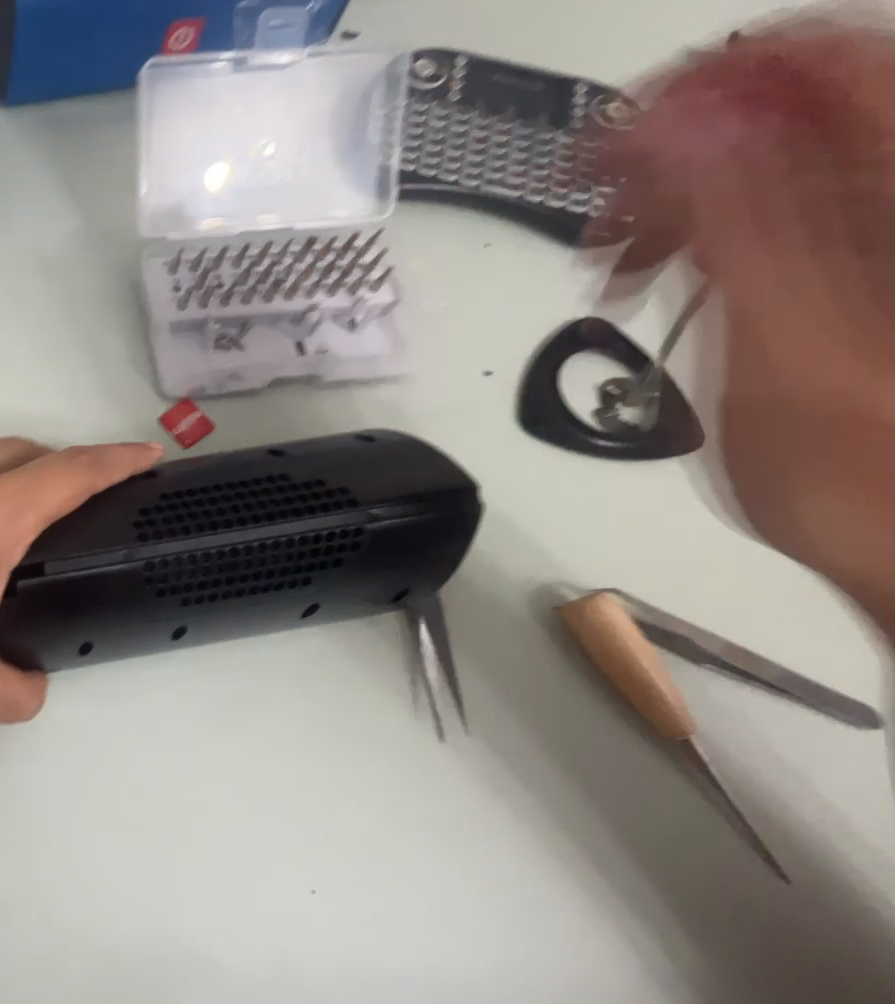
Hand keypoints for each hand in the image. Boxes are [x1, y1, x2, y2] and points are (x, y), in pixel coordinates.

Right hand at [590, 19, 894, 619]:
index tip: (616, 139)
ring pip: (767, 149)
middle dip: (673, 149)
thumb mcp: (788, 347)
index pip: (824, 59)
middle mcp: (893, 195)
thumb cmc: (862, 479)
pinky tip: (657, 269)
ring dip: (672, 193)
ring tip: (621, 257)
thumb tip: (675, 127)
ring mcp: (875, 223)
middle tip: (602, 212)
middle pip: (790, 98)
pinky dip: (694, 224)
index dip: (708, 82)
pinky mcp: (851, 256)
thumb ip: (741, 220)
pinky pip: (767, 199)